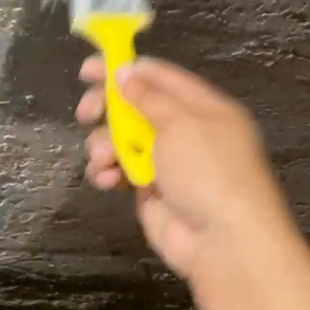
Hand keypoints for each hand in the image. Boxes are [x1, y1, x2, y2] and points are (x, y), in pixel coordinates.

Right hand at [77, 56, 304, 281]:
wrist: (224, 241)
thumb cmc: (209, 172)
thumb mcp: (180, 124)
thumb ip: (148, 96)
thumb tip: (124, 71)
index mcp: (203, 107)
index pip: (160, 76)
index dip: (124, 68)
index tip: (89, 70)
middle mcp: (185, 130)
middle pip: (135, 106)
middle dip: (107, 108)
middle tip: (86, 113)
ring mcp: (167, 161)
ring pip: (122, 139)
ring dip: (105, 145)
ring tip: (104, 159)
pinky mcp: (150, 188)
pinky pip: (120, 169)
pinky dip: (108, 171)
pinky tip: (106, 179)